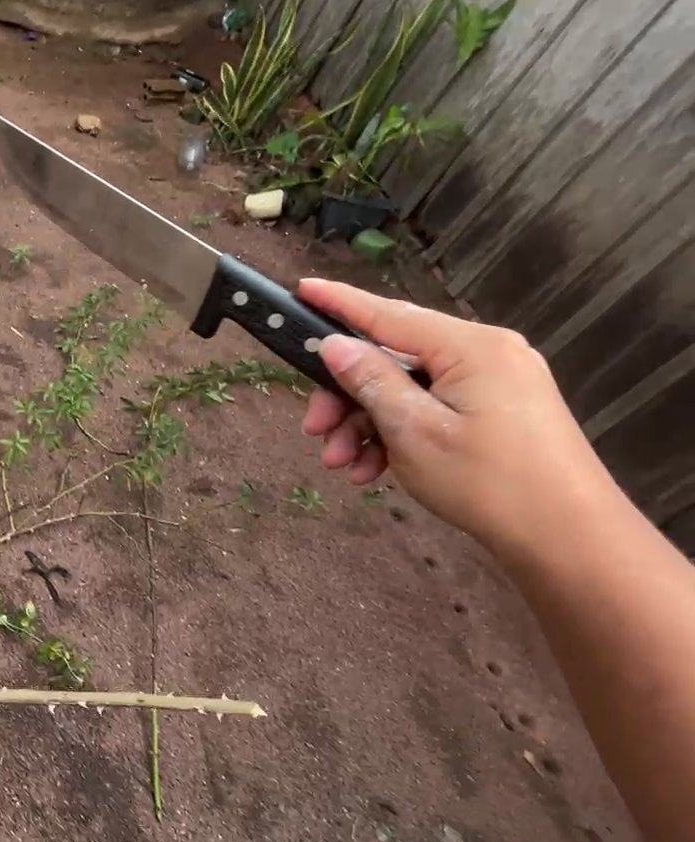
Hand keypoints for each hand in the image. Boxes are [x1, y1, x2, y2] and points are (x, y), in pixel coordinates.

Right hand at [296, 278, 617, 554]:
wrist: (560, 532)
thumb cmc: (485, 478)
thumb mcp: (413, 429)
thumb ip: (371, 381)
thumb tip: (335, 345)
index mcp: (472, 348)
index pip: (390, 315)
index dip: (341, 304)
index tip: (303, 287)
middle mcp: (484, 355)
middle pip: (388, 360)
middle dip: (343, 398)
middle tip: (312, 433)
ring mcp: (489, 383)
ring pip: (399, 391)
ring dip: (361, 426)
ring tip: (342, 465)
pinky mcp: (490, 409)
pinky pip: (422, 410)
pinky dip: (389, 437)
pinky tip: (371, 470)